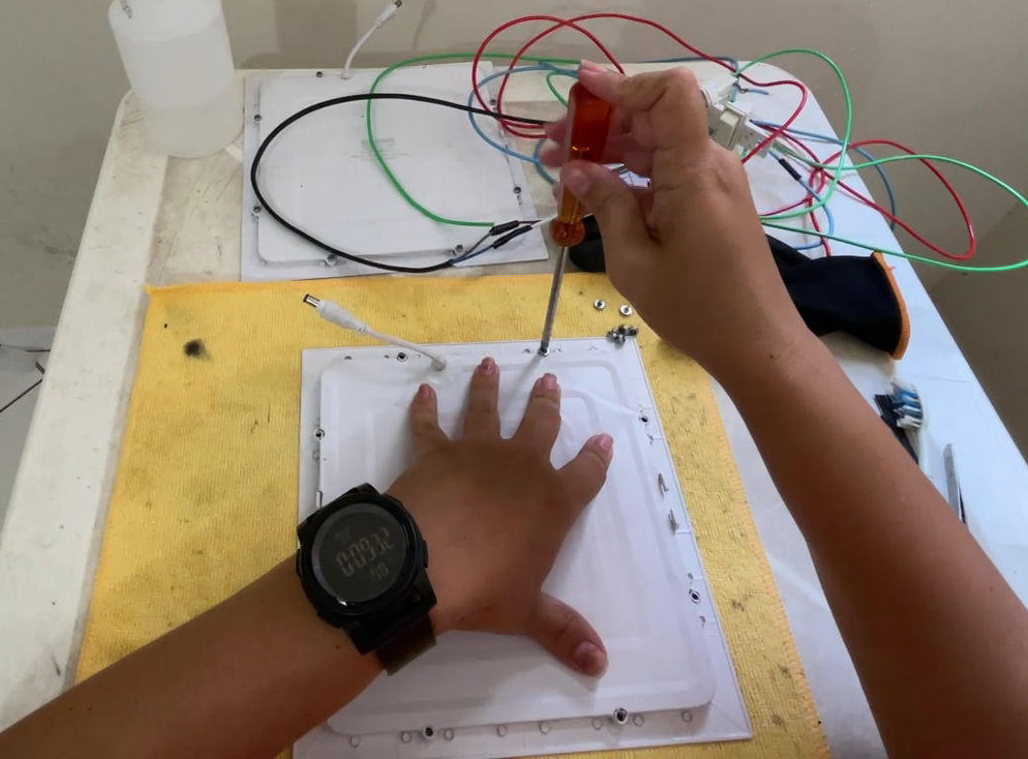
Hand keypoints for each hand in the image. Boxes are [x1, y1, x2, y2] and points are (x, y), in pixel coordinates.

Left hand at [388, 358, 612, 676]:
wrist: (426, 563)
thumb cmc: (484, 588)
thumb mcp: (527, 613)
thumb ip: (563, 632)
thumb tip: (599, 664)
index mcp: (551, 502)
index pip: (585, 475)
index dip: (596, 458)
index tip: (604, 438)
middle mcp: (519, 466)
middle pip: (540, 426)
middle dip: (547, 404)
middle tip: (550, 382)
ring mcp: (476, 452)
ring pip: (486, 409)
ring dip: (488, 386)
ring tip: (490, 364)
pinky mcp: (436, 451)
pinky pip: (429, 424)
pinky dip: (425, 408)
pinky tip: (423, 391)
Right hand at [539, 63, 809, 381]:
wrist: (757, 344)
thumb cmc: (694, 308)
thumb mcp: (633, 261)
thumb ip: (606, 205)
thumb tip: (576, 168)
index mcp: (693, 172)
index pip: (670, 94)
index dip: (624, 82)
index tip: (580, 90)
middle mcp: (708, 165)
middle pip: (652, 118)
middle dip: (599, 124)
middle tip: (551, 148)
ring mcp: (713, 182)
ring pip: (656, 145)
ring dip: (609, 151)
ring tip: (562, 172)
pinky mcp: (712, 201)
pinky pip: (667, 171)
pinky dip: (630, 175)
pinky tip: (597, 194)